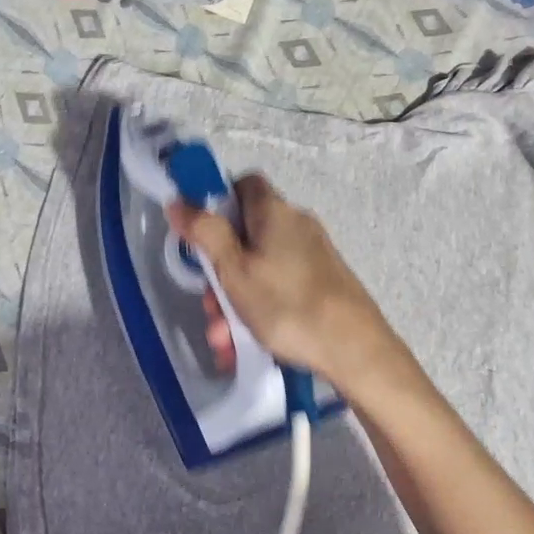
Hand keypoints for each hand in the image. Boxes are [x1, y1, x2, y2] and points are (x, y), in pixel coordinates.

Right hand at [168, 174, 399, 388]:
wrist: (354, 349)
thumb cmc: (287, 304)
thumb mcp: (234, 269)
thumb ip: (205, 233)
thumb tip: (179, 201)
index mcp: (275, 212)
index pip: (243, 184)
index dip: (216, 201)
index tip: (199, 232)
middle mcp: (296, 226)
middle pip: (245, 236)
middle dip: (220, 274)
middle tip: (210, 306)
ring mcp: (312, 257)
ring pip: (258, 271)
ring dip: (234, 304)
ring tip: (225, 340)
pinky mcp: (321, 285)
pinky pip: (277, 292)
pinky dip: (259, 314)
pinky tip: (245, 347)